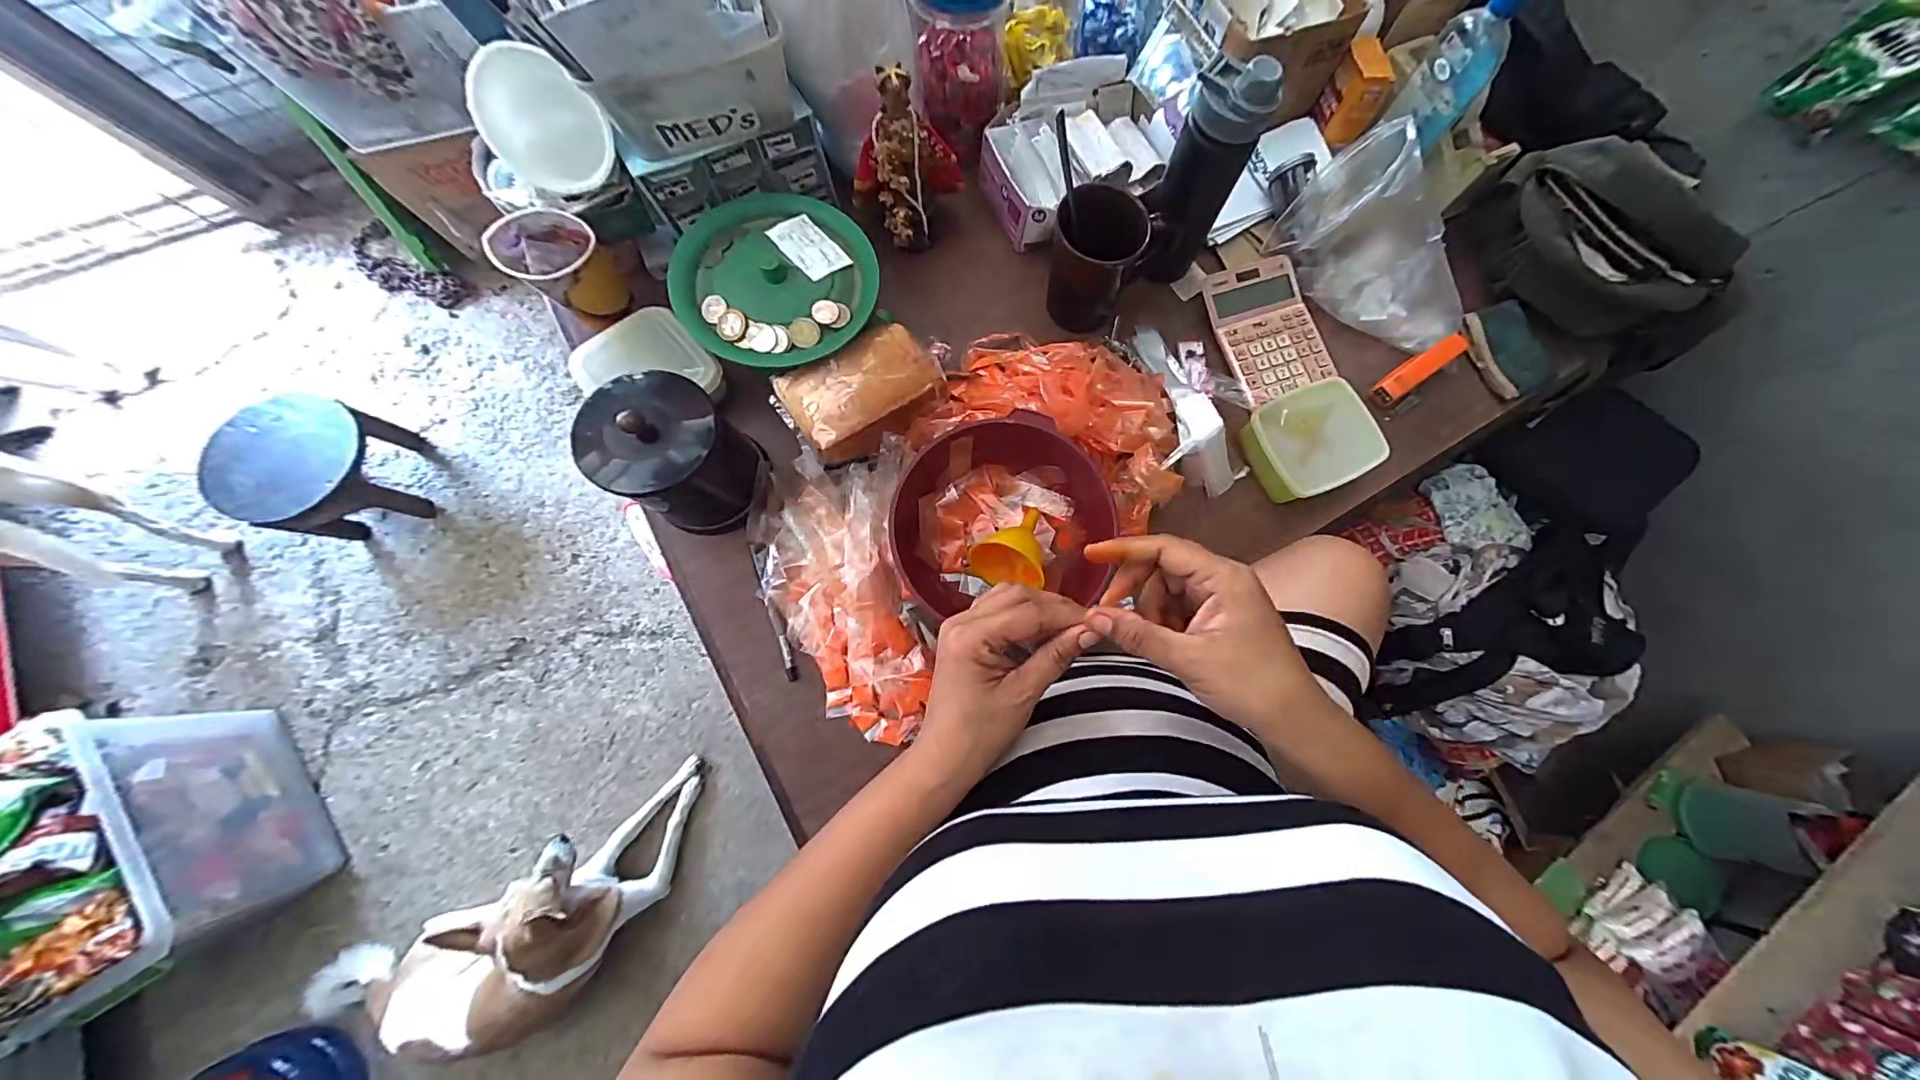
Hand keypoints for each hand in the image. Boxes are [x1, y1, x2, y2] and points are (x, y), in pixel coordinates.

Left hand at [911, 585, 1098, 780]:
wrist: (945, 756)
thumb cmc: (979, 734)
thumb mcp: (1023, 694)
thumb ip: (1056, 656)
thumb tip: (1091, 630)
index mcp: (970, 636)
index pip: (1029, 611)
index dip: (1067, 614)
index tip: (1099, 621)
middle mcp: (960, 621)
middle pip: (1018, 596)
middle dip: (1055, 607)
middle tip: (1087, 624)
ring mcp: (958, 624)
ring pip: (1008, 597)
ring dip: (1040, 607)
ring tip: (1068, 627)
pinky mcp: (962, 633)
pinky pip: (997, 610)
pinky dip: (1023, 614)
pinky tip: (1042, 631)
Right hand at [1084, 535, 1319, 734]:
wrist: (1292, 717)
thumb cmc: (1251, 684)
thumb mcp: (1188, 658)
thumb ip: (1138, 634)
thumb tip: (1094, 617)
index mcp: (1223, 577)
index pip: (1165, 548)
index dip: (1124, 549)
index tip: (1091, 555)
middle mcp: (1223, 579)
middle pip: (1162, 568)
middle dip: (1136, 591)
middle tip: (1113, 616)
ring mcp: (1221, 597)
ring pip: (1166, 589)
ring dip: (1150, 612)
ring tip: (1156, 642)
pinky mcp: (1218, 616)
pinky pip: (1177, 607)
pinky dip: (1163, 623)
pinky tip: (1166, 645)